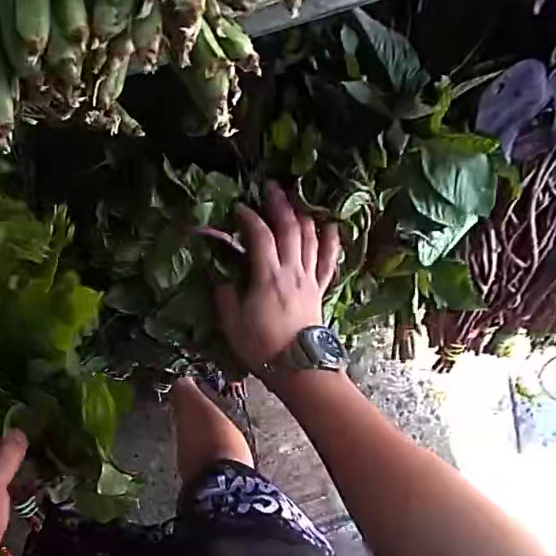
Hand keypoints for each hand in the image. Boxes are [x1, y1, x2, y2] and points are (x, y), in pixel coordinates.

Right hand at [216, 181, 340, 373]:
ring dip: (302, 215)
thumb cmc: (262, 347)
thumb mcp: (232, 323)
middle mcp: (292, 272)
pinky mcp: (320, 289)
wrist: (299, 367)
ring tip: (294, 201)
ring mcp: (309, 279)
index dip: (249, 218)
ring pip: (310, 238)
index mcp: (268, 278)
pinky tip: (331, 225)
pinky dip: (331, 240)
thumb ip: (226, 297)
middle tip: (270, 188)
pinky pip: (329, 260)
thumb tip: (224, 280)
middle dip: (279, 205)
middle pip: (289, 228)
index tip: (238, 208)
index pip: (260, 237)